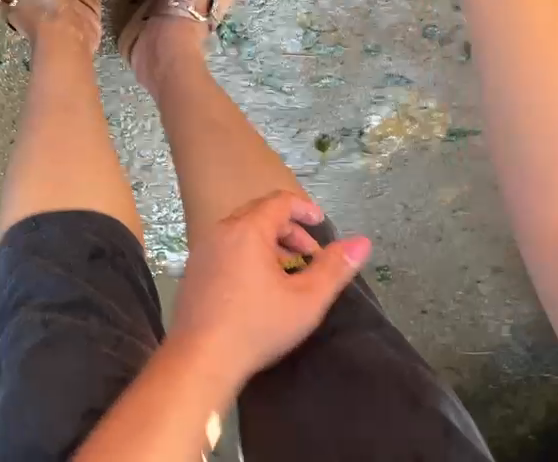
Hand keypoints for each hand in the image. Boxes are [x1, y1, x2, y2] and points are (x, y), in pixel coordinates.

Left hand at [170, 192, 370, 383]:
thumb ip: (335, 268)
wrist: (202, 355)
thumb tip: (362, 242)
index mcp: (248, 229)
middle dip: (289, 228)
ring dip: (269, 241)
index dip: (304, 208)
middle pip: (260, 213)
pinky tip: (260, 284)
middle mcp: (222, 230)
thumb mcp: (306, 300)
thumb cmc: (258, 325)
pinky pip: (226, 246)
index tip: (321, 223)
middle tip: (310, 255)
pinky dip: (249, 252)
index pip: (279, 202)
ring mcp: (204, 248)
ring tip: (289, 271)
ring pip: (242, 230)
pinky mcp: (195, 267)